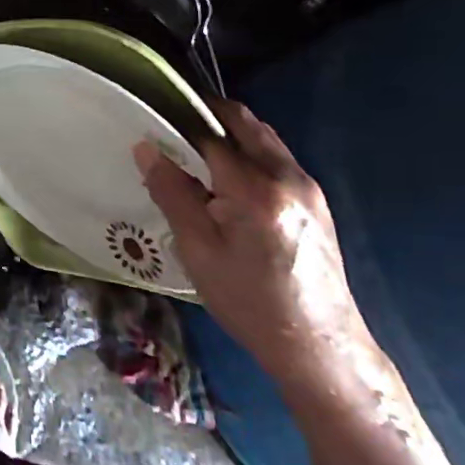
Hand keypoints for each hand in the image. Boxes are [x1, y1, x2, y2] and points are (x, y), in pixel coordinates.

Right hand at [137, 100, 449, 464]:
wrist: (319, 350)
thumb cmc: (249, 301)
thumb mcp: (198, 250)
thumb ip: (172, 192)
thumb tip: (145, 147)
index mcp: (255, 188)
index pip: (209, 134)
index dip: (178, 123)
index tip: (153, 121)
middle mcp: (287, 177)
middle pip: (244, 122)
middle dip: (208, 115)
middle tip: (174, 126)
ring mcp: (308, 189)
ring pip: (264, 138)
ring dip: (231, 133)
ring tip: (198, 154)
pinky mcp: (317, 203)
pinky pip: (277, 159)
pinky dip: (250, 153)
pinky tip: (231, 181)